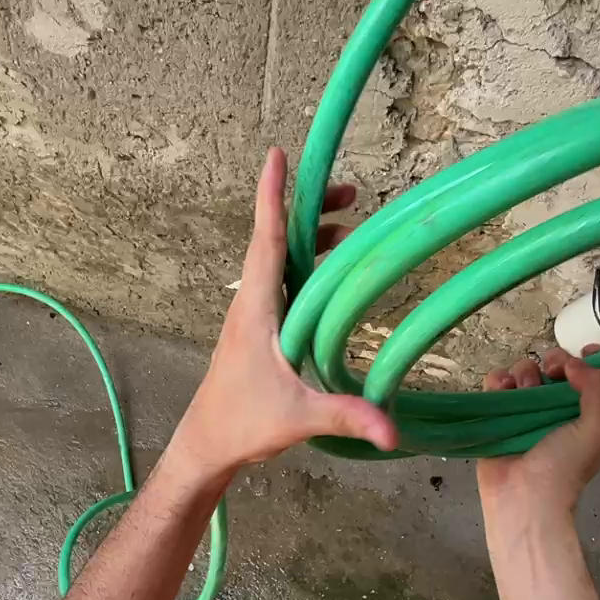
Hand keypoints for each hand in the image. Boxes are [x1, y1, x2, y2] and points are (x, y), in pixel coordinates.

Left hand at [165, 148, 397, 480]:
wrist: (207, 444)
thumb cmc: (241, 423)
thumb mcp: (298, 418)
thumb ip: (346, 417)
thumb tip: (393, 432)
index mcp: (256, 310)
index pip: (266, 241)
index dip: (272, 196)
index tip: (277, 155)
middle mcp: (252, 304)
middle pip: (277, 241)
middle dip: (309, 209)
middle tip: (351, 192)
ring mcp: (253, 317)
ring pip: (280, 261)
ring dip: (310, 238)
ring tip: (348, 224)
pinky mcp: (258, 331)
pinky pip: (283, 284)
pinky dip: (307, 266)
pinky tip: (330, 275)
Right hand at [476, 346, 599, 517]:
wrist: (523, 497)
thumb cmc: (564, 467)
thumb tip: (576, 362)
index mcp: (589, 412)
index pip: (593, 373)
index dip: (591, 358)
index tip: (584, 353)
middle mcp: (558, 408)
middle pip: (556, 366)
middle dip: (554, 361)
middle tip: (551, 373)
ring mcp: (526, 411)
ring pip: (525, 371)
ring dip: (524, 372)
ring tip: (523, 390)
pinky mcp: (498, 415)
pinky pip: (496, 384)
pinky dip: (497, 381)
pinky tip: (501, 390)